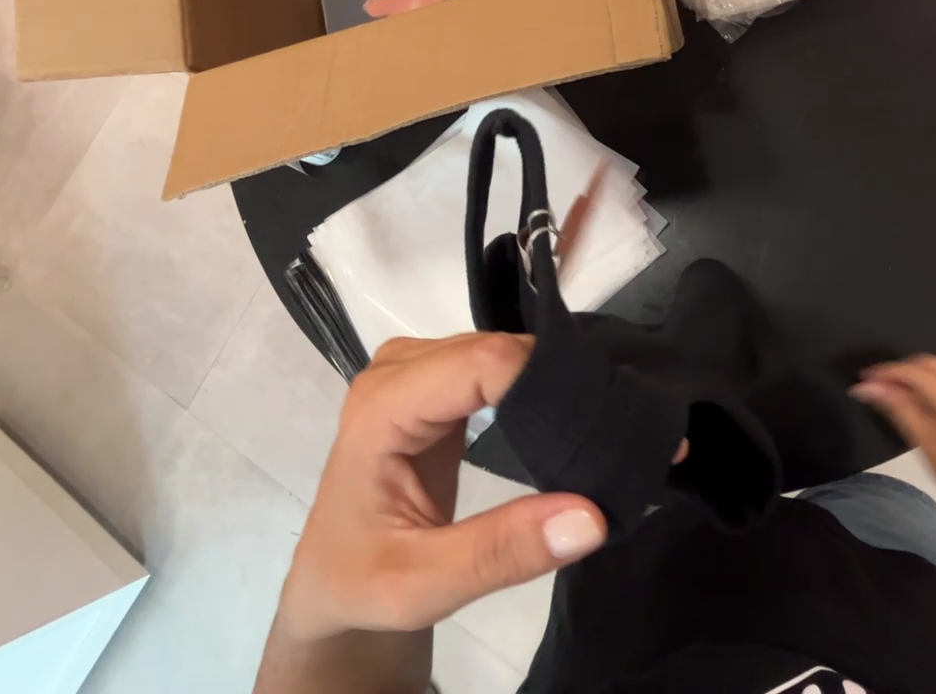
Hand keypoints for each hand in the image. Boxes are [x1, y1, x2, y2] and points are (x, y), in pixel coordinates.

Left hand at [276, 332, 607, 641]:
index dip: (541, 382)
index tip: (593, 429)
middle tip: (601, 437)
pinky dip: (528, 386)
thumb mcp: (423, 586)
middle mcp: (395, 371)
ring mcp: (413, 370)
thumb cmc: (362, 583)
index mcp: (382, 408)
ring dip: (543, 383)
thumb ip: (501, 552)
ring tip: (586, 432)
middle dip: (549, 383)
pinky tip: (554, 421)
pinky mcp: (433, 381)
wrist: (334, 579)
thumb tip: (591, 517)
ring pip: (498, 350)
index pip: (482, 362)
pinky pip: (492, 363)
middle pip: (494, 349)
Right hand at [850, 354, 935, 538]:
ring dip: (927, 373)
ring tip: (907, 392)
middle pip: (932, 363)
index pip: (914, 372)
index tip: (865, 379)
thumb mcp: (926, 443)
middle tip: (882, 385)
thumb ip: (897, 407)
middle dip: (905, 369)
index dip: (886, 372)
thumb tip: (865, 387)